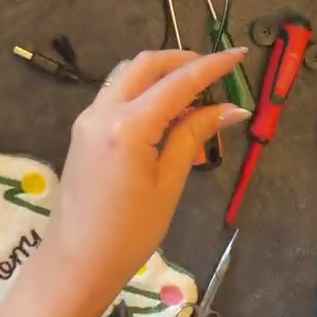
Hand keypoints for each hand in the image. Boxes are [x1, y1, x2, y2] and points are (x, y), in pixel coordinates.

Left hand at [39, 49, 250, 308]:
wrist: (76, 262)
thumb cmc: (129, 233)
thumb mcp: (169, 184)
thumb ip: (194, 136)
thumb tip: (230, 109)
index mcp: (128, 126)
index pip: (177, 83)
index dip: (211, 66)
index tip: (239, 54)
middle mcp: (103, 111)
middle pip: (146, 65)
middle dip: (183, 60)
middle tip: (216, 72)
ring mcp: (88, 119)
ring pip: (127, 74)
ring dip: (161, 73)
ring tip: (194, 92)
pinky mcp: (83, 130)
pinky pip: (116, 94)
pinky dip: (143, 90)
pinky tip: (166, 112)